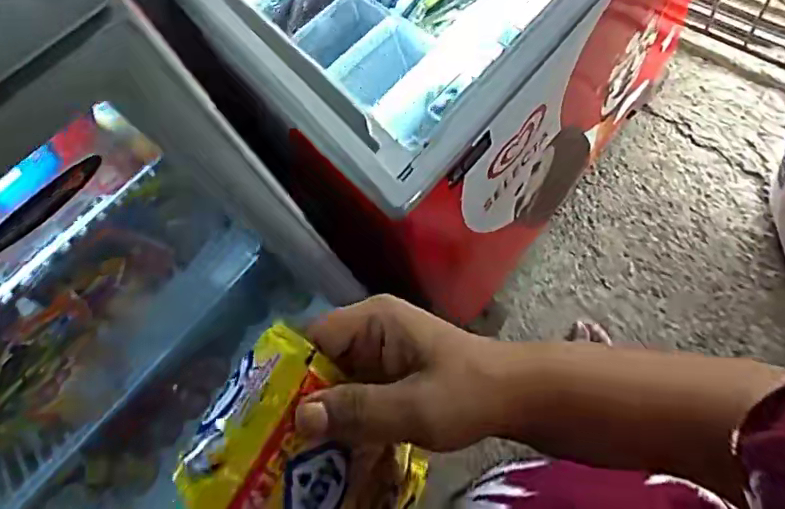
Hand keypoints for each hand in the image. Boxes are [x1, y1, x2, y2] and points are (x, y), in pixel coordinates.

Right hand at [296, 295, 507, 450]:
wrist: (513, 396)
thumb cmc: (466, 391)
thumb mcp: (413, 407)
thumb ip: (358, 411)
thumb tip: (300, 418)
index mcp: (373, 320)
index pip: (316, 337)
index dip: (292, 373)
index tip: (271, 414)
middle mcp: (371, 331)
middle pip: (324, 364)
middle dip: (307, 405)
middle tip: (283, 449)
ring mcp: (382, 355)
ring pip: (339, 387)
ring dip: (328, 423)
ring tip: (304, 463)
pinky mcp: (391, 379)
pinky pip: (359, 400)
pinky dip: (350, 428)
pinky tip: (340, 462)